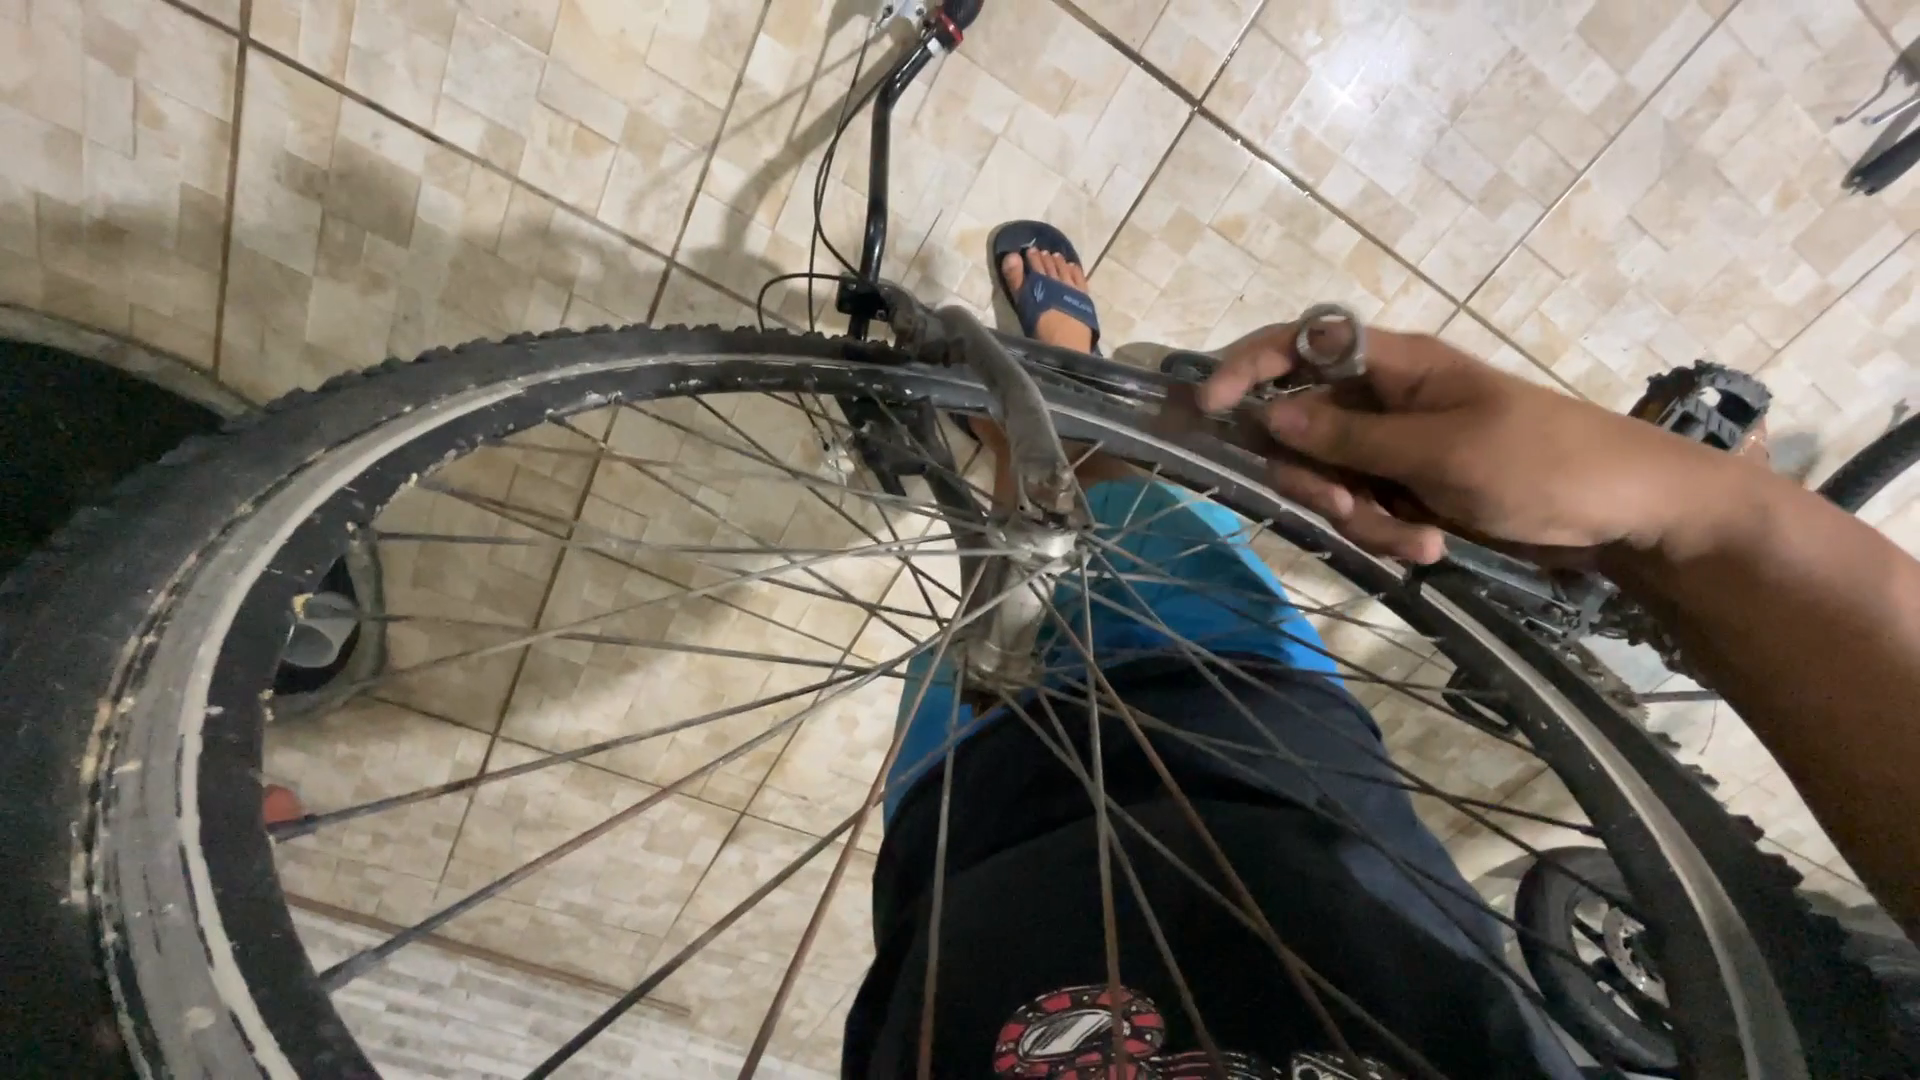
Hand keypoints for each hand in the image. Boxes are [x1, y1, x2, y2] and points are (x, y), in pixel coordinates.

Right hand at [1199, 324, 1737, 565]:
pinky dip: (1383, 532)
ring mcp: (1386, 448)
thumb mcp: (1442, 450)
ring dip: (1359, 517)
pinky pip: (1356, 510)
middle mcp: (1377, 401)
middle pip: (1297, 430)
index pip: (1298, 345)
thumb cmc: (1546, 463)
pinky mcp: (1398, 488)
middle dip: (1317, 479)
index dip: (1246, 366)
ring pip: (1323, 480)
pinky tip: (1429, 543)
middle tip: (1353, 508)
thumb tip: (1270, 416)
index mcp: (1393, 365)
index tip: (1207, 407)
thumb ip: (1350, 435)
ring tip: (1417, 536)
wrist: (1628, 517)